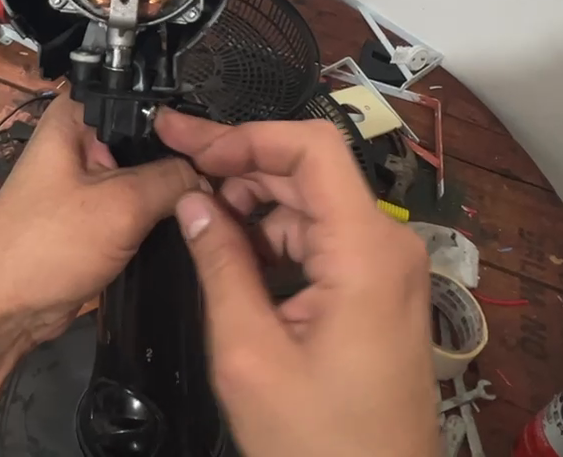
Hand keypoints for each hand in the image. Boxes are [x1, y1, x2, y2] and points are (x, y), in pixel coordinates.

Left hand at [0, 96, 198, 342]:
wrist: (2, 314)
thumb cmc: (48, 245)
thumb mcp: (121, 204)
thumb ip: (172, 179)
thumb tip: (211, 176)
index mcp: (75, 115)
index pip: (139, 94)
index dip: (181, 115)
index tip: (222, 139)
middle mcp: (80, 138)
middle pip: (146, 135)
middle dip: (182, 155)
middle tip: (228, 174)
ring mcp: (86, 178)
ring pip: (144, 172)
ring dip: (173, 187)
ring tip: (218, 197)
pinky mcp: (92, 214)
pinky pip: (135, 202)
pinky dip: (159, 212)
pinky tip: (191, 221)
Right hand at [154, 111, 439, 456]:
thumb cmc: (318, 445)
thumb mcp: (248, 353)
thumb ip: (219, 264)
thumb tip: (193, 200)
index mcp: (364, 251)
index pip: (310, 147)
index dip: (246, 136)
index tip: (193, 146)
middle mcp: (384, 245)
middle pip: (307, 168)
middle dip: (238, 159)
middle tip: (178, 154)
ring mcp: (383, 267)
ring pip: (309, 198)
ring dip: (251, 197)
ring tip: (198, 210)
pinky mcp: (374, 287)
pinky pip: (319, 234)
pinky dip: (271, 231)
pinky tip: (231, 246)